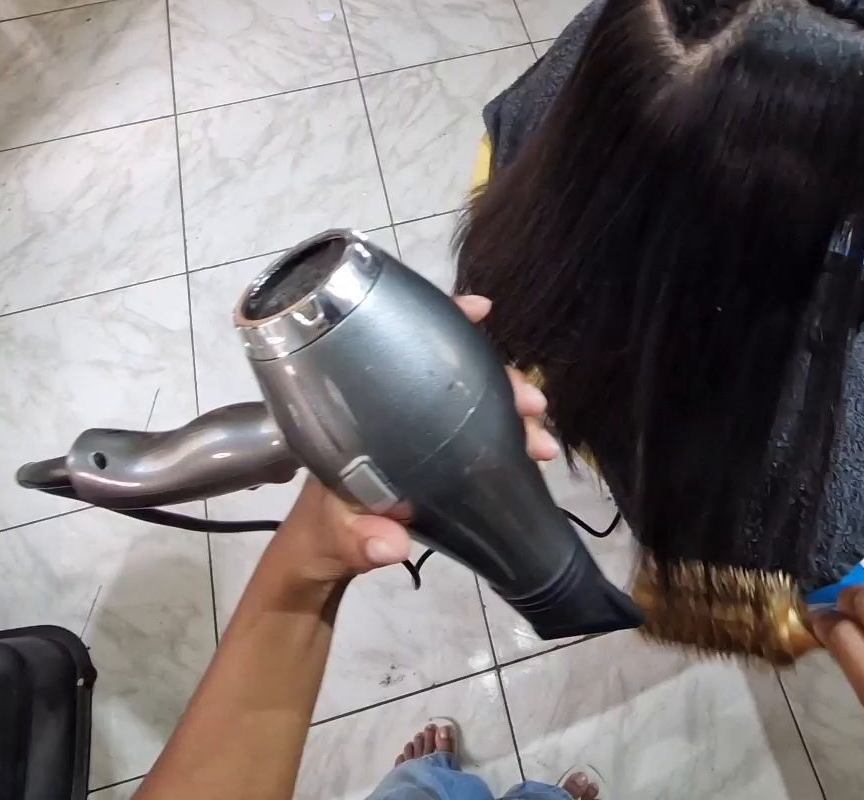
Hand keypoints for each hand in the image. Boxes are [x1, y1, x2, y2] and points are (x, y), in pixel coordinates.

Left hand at [268, 295, 556, 586]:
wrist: (326, 552)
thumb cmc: (322, 532)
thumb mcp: (336, 536)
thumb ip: (360, 540)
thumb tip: (392, 545)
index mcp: (365, 410)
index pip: (406, 345)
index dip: (445, 320)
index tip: (482, 310)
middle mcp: (400, 408)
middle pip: (458, 374)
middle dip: (503, 381)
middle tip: (533, 404)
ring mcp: (424, 430)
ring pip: (478, 402)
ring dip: (515, 412)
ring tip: (541, 442)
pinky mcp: (440, 454)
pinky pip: (480, 432)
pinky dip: (510, 435)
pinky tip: (534, 448)